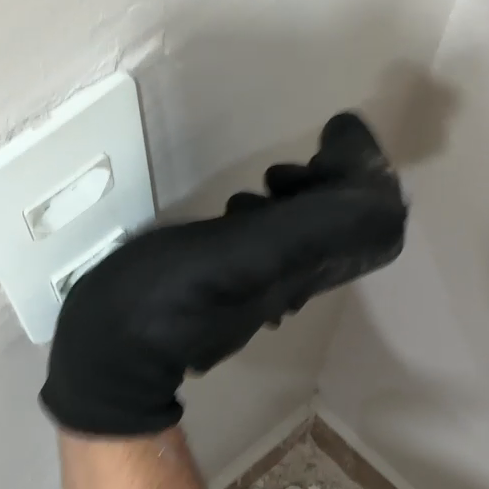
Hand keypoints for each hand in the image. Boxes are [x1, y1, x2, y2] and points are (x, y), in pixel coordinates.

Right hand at [40, 112, 407, 435]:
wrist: (106, 355)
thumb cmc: (160, 299)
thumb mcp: (243, 255)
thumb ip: (313, 225)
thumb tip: (382, 189)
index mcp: (301, 272)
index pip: (377, 223)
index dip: (370, 172)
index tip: (334, 133)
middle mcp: (289, 284)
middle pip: (348, 228)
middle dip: (336, 180)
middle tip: (294, 164)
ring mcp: (256, 290)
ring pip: (310, 235)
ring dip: (301, 196)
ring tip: (266, 182)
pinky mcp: (225, 288)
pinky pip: (272, 245)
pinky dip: (269, 215)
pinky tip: (235, 211)